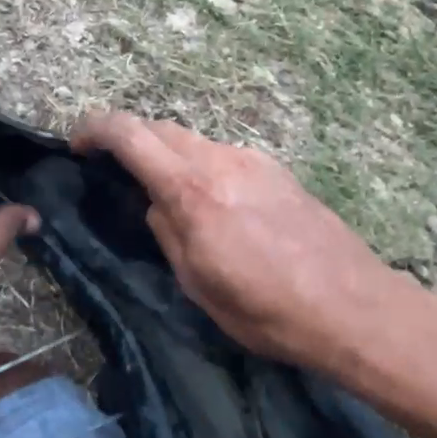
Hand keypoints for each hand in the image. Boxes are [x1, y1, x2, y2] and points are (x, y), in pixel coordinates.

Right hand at [71, 111, 417, 371]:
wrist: (358, 310)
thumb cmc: (269, 310)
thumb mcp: (198, 283)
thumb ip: (165, 230)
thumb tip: (153, 203)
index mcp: (191, 189)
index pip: (128, 132)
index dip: (94, 128)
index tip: (78, 145)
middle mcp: (218, 159)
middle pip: (158, 127)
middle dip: (128, 139)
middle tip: (116, 168)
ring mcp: (251, 159)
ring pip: (191, 139)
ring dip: (167, 154)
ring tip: (168, 193)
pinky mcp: (275, 169)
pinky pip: (222, 154)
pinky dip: (201, 166)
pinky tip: (216, 204)